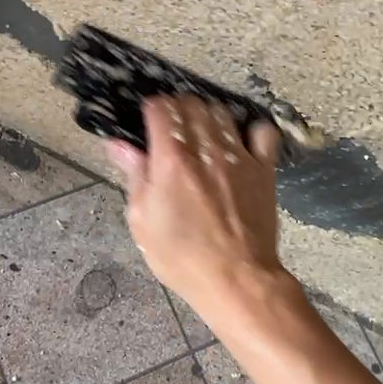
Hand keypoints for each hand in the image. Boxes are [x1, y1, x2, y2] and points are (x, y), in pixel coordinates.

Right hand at [107, 96, 292, 316]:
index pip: (161, 109)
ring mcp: (238, 157)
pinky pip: (263, 132)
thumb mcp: (142, 220)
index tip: (148, 118)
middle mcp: (204, 150)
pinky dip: (251, 129)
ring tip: (202, 131)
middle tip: (172, 125)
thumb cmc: (181, 255)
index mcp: (171, 160)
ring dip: (208, 114)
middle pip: (191, 104)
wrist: (237, 279)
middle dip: (178, 107)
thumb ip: (134, 175)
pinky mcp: (264, 170)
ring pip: (222, 112)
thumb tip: (119, 145)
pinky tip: (240, 141)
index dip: (152, 108)